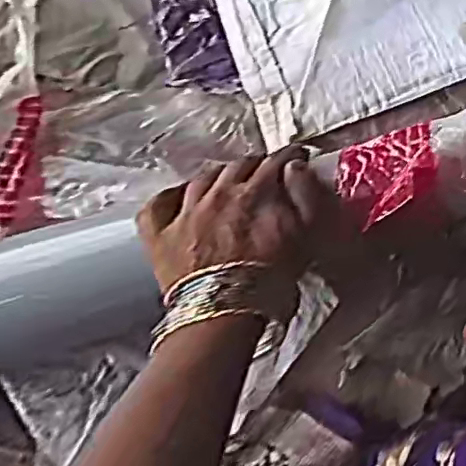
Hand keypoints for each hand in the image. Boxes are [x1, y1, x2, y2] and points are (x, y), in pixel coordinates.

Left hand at [135, 147, 332, 296]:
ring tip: (231, 181)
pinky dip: (173, 194)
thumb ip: (306, 195)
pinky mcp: (158, 234)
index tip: (299, 156)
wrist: (226, 310)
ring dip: (221, 175)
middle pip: (238, 165)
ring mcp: (185, 212)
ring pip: (202, 178)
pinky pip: (158, 203)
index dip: (290, 155)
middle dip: (257, 163)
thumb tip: (295, 167)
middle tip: (268, 170)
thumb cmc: (274, 272)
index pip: (276, 160)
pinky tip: (184, 196)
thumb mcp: (307, 231)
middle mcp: (219, 194)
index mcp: (258, 192)